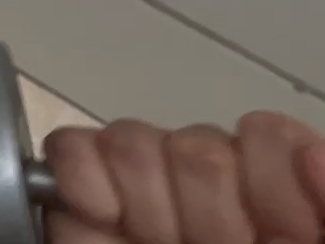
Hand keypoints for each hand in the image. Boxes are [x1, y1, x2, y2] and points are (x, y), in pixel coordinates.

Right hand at [44, 113, 324, 243]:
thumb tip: (312, 151)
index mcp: (285, 217)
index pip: (267, 136)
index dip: (274, 175)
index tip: (286, 232)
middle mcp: (215, 199)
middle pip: (196, 140)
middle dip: (209, 206)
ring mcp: (139, 197)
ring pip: (131, 138)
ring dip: (148, 200)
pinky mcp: (75, 197)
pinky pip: (69, 146)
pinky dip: (81, 173)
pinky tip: (105, 215)